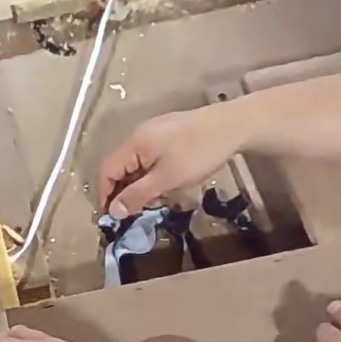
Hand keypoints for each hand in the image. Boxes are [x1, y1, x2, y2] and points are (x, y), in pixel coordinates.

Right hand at [96, 101, 247, 218]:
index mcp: (134, 144)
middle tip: (136, 212)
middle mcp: (139, 135)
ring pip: (135, 165)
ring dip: (139, 186)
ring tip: (156, 200)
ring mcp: (154, 133)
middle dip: (123, 192)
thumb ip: (137, 195)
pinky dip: (151, 176)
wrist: (236, 124)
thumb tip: (113, 211)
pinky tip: (166, 185)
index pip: (106, 171)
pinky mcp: (168, 135)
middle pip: (119, 168)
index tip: (111, 217)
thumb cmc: (198, 153)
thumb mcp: (166, 179)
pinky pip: (149, 159)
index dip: (104, 195)